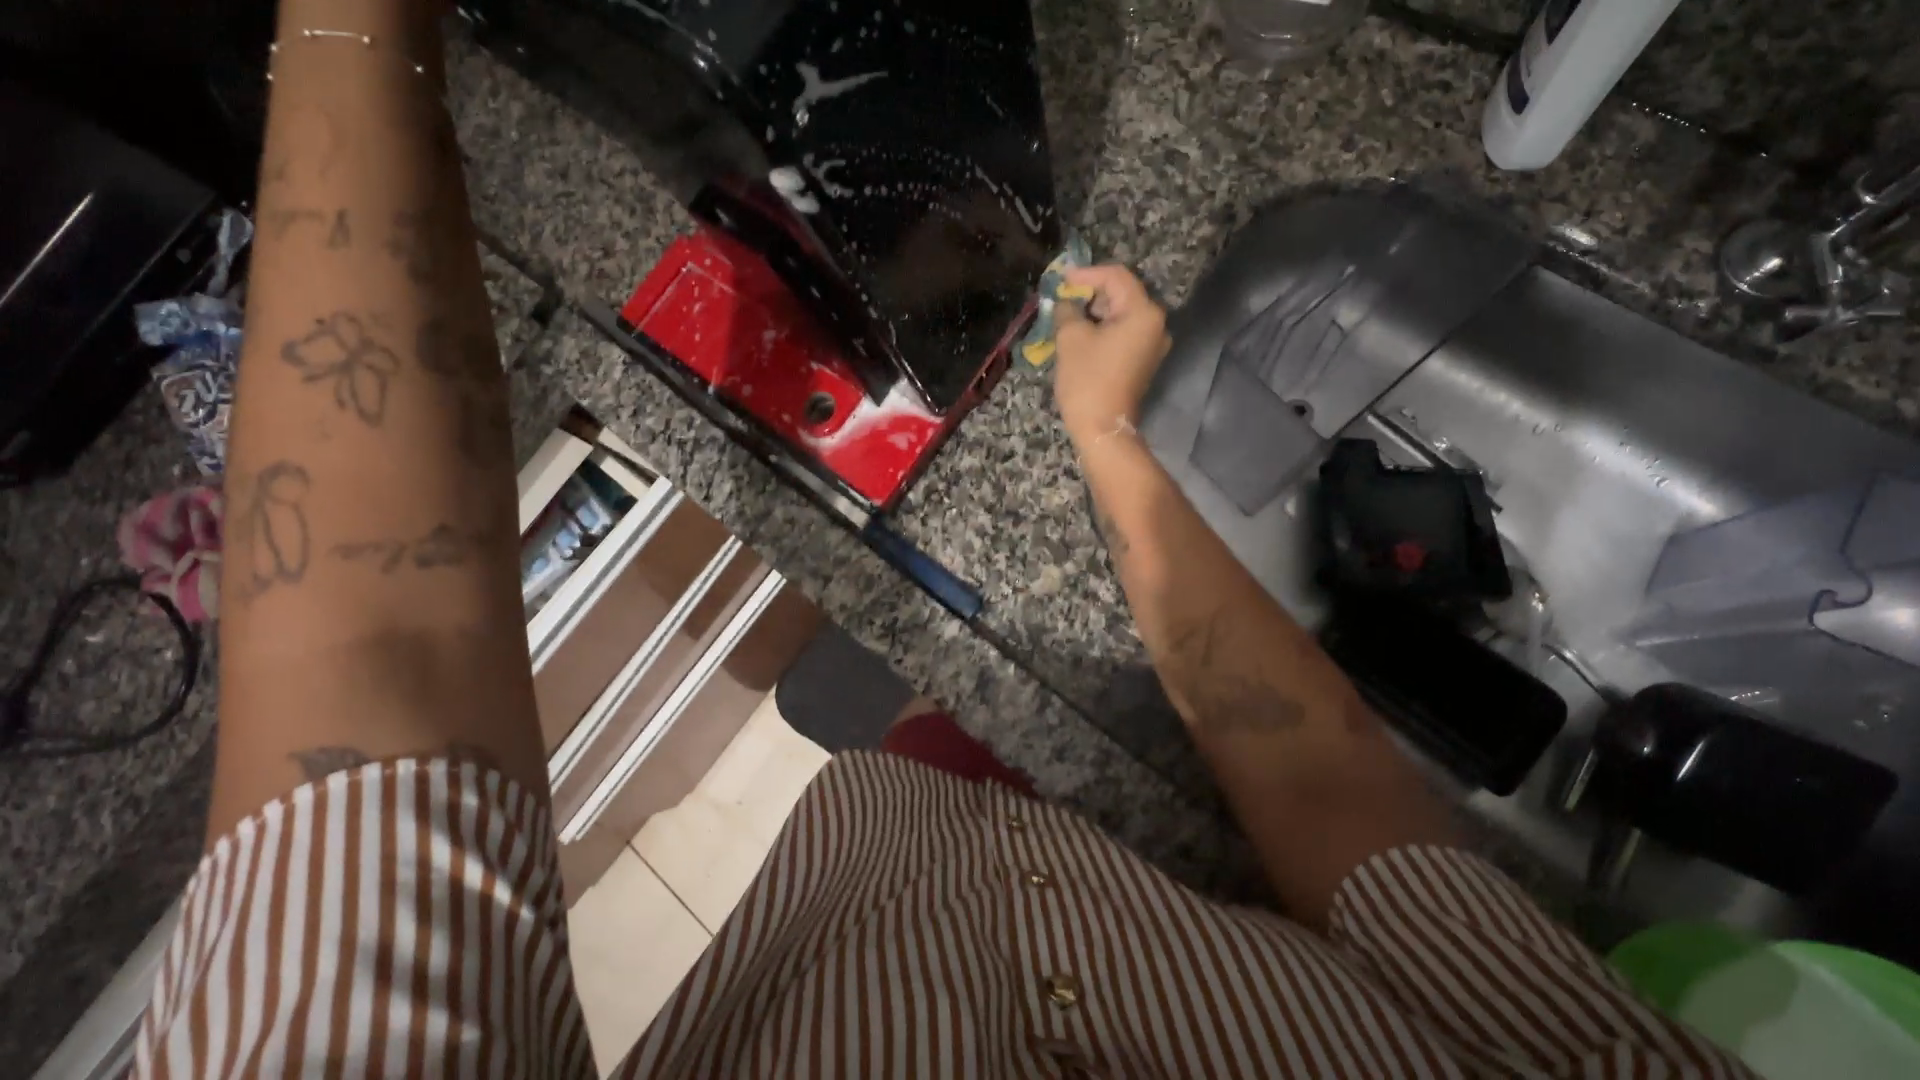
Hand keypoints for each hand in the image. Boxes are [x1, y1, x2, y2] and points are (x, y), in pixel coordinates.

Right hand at [1051, 264, 1170, 443]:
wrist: (1102, 428)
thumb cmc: (1088, 380)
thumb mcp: (1071, 338)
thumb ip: (1068, 309)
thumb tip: (1065, 301)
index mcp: (1143, 312)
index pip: (1116, 277)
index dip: (1086, 274)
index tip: (1061, 279)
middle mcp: (1156, 324)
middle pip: (1122, 293)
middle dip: (1091, 292)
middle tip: (1063, 297)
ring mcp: (1152, 344)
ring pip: (1122, 314)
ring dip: (1095, 311)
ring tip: (1068, 315)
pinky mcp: (1144, 360)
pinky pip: (1124, 333)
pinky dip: (1104, 328)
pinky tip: (1082, 333)